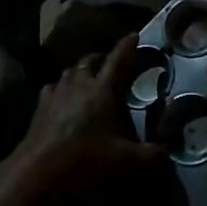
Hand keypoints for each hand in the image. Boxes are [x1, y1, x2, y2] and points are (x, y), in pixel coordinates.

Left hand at [0, 34, 165, 203]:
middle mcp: (79, 83)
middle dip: (103, 57)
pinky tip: (63, 99)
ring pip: (70, 72)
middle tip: (112, 63)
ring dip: (82, 71)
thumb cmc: (86, 159)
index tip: (134, 36)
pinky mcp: (40, 105)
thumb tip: (168, 153)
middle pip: (90, 60)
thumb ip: (152, 156)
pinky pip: (53, 88)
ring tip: (89, 79)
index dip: (128, 46)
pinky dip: (62, 88)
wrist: (38, 169)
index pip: (118, 59)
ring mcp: (56, 92)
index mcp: (103, 90)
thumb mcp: (126, 161)